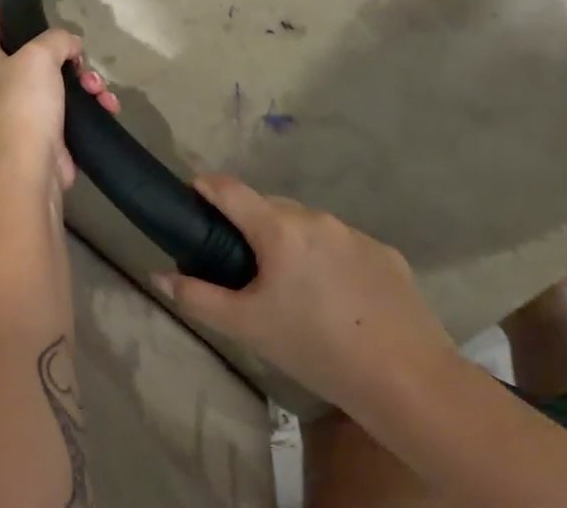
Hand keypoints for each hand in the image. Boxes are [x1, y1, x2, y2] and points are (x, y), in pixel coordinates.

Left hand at [0, 8, 118, 192]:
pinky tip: (109, 105)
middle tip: (80, 58)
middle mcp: (11, 87)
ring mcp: (34, 110)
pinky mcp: (58, 130)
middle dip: (68, 55)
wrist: (35, 159)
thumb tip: (72, 49)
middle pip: (41, 59)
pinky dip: (97, 104)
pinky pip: (82, 108)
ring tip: (97, 88)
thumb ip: (57, 40)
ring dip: (89, 81)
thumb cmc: (26, 101)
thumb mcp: (39, 54)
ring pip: (67, 82)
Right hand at [155, 175, 457, 411]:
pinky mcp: (387, 255)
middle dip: (249, 222)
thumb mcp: (246, 327)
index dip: (205, 186)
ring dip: (290, 240)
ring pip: (308, 224)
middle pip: (269, 205)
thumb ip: (197, 297)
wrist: (408, 381)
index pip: (230, 187)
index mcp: (279, 229)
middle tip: (240, 262)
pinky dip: (327, 259)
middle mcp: (318, 219)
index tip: (192, 199)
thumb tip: (158, 276)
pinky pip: (343, 244)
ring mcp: (357, 235)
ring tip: (290, 285)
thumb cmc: (315, 349)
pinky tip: (335, 299)